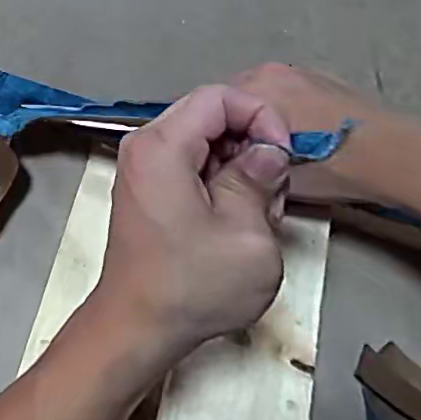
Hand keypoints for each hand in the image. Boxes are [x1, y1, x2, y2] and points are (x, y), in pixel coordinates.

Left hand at [87, 85, 293, 373]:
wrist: (138, 322)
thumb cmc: (191, 285)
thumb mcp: (247, 233)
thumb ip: (259, 179)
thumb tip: (268, 150)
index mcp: (160, 146)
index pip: (217, 97)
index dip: (260, 116)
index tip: (282, 154)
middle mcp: (143, 147)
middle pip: (208, 116)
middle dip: (250, 145)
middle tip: (273, 191)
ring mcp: (142, 167)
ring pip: (203, 142)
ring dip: (238, 168)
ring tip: (257, 213)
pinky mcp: (147, 188)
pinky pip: (189, 164)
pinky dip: (219, 182)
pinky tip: (236, 220)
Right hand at [230, 62, 420, 205]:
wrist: (406, 161)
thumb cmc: (339, 169)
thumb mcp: (278, 176)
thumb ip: (241, 162)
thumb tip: (225, 160)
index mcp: (255, 88)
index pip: (211, 111)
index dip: (214, 138)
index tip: (224, 161)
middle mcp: (270, 72)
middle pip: (232, 101)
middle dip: (233, 126)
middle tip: (244, 158)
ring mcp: (298, 72)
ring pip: (258, 97)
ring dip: (256, 119)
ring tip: (270, 149)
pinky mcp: (321, 80)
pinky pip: (284, 95)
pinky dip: (281, 112)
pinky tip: (297, 137)